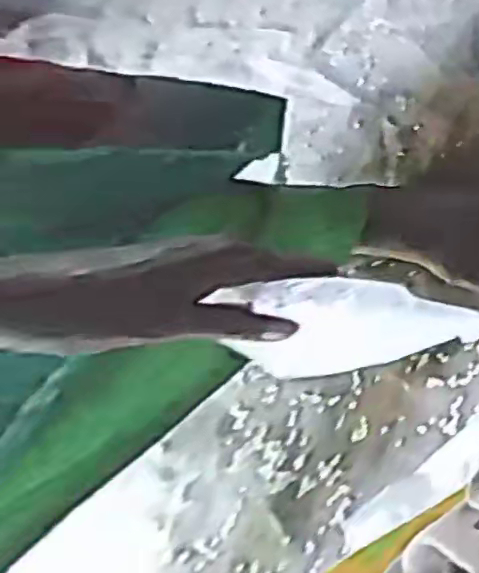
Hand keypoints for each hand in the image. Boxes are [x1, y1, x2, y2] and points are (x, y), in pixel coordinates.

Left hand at [0, 234, 335, 353]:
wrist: (17, 295)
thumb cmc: (98, 312)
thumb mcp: (169, 326)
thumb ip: (235, 324)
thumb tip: (294, 327)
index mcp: (232, 258)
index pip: (296, 264)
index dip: (324, 276)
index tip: (351, 287)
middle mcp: (222, 245)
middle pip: (277, 261)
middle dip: (301, 279)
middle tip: (322, 302)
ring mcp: (195, 248)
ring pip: (251, 262)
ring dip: (270, 280)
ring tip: (283, 304)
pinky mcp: (172, 255)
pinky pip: (227, 265)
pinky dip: (243, 280)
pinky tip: (233, 300)